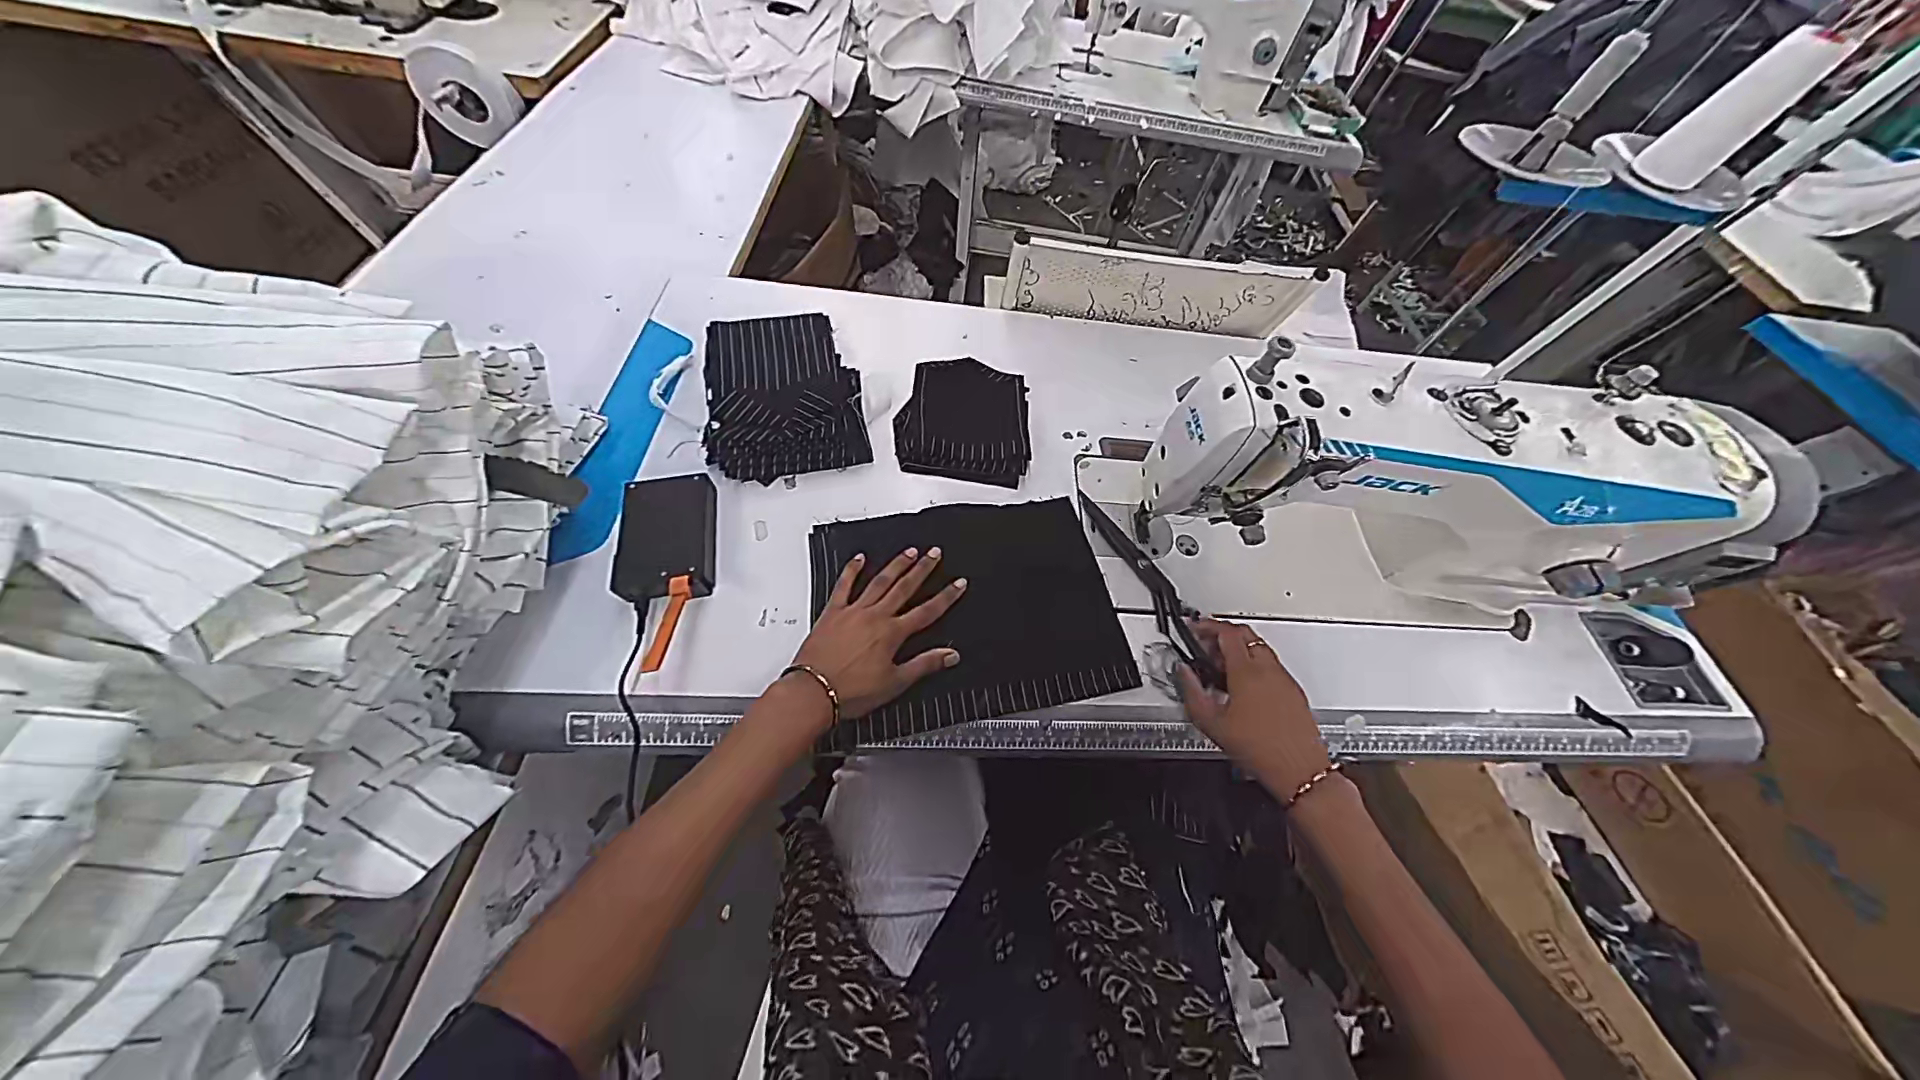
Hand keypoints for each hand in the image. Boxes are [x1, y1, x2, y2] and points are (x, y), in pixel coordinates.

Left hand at [788, 547, 965, 724]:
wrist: (814, 692)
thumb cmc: (850, 691)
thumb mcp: (895, 683)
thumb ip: (924, 665)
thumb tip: (949, 656)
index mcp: (892, 634)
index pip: (927, 611)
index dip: (946, 596)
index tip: (957, 584)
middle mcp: (875, 617)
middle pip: (905, 587)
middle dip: (922, 569)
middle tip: (934, 553)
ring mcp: (853, 612)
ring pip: (879, 581)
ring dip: (896, 565)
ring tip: (909, 552)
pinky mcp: (833, 613)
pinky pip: (844, 585)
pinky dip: (852, 570)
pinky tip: (859, 559)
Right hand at [1175, 619, 1327, 793]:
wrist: (1299, 770)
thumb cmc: (1260, 749)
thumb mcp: (1210, 722)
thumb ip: (1191, 691)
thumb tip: (1183, 673)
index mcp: (1247, 671)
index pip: (1227, 633)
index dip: (1208, 626)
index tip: (1196, 630)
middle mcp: (1269, 670)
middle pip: (1246, 634)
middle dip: (1223, 634)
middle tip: (1206, 645)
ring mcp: (1284, 680)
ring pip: (1260, 649)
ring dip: (1239, 650)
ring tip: (1222, 667)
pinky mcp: (1294, 692)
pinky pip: (1272, 666)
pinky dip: (1254, 665)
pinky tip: (1242, 686)